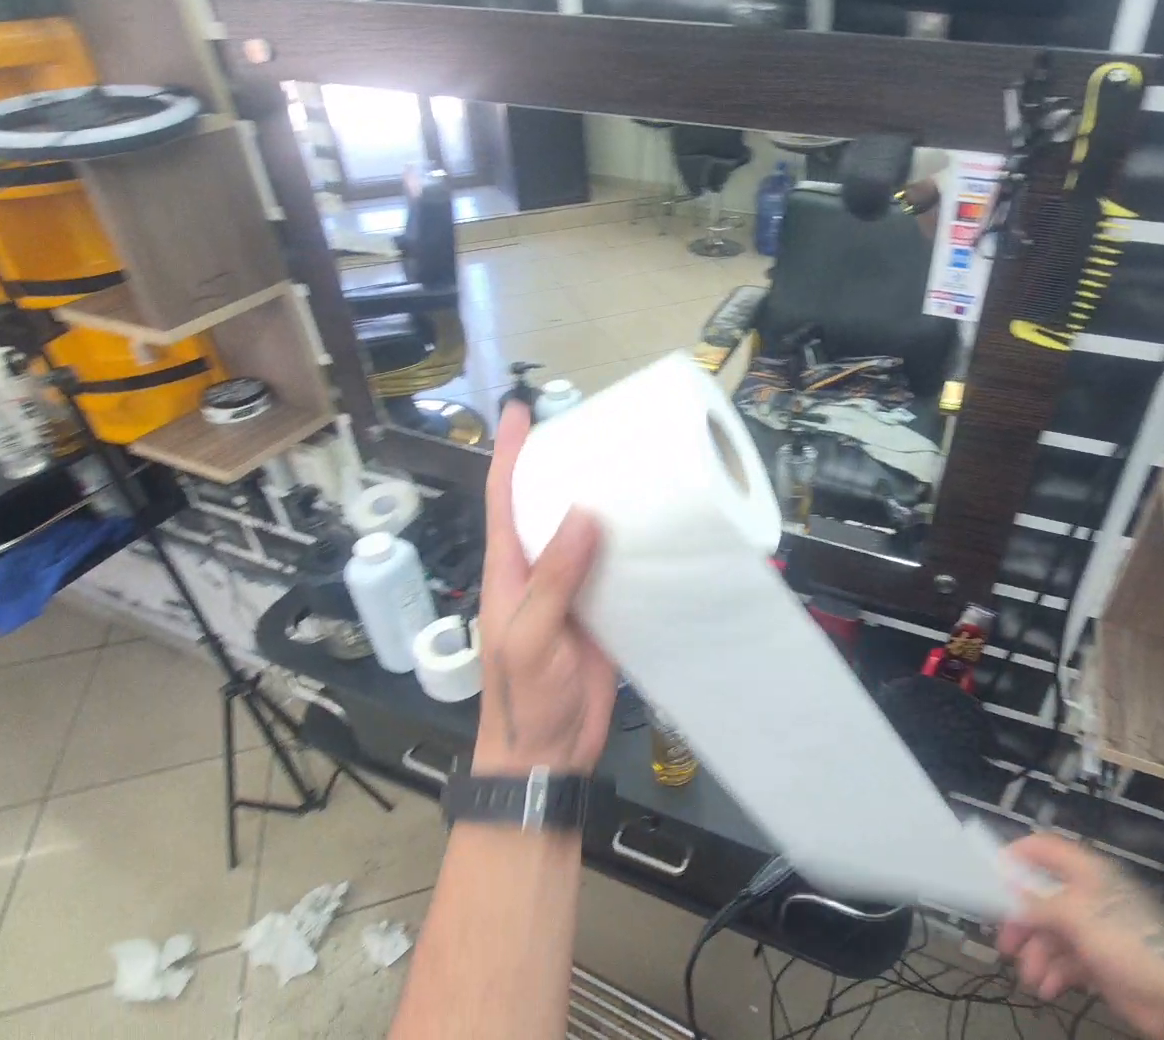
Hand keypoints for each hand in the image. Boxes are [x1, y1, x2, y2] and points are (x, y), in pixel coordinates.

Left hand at [474, 402, 617, 775]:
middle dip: (564, 466)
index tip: (519, 411)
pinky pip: (617, 569)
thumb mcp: (530, 636)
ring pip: (587, 535)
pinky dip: (634, 546)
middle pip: (550, 507)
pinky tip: (659, 526)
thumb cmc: (525, 697)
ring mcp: (574, 591)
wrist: (548, 752)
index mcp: (509, 569)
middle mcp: (540, 571)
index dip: (509, 454)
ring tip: (636, 465)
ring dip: (605, 502)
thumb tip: (583, 513)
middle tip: (599, 430)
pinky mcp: (604, 611)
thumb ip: (552, 578)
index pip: (503, 498)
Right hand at [998, 835, 1163, 1039]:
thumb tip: (1009, 890)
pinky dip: (1053, 972)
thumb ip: (1038, 902)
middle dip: (1021, 921)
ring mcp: (1095, 930)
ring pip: (1050, 932)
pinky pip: (1065, 959)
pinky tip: (1049, 987)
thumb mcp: (1078, 916)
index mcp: (1088, 872)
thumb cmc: (1131, 945)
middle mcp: (1090, 896)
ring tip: (1032, 977)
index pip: (1045, 848)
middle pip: (1041, 897)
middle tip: (1005, 943)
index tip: (991, 876)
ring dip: (1036, 954)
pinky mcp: (1100, 961)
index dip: (1017, 857)